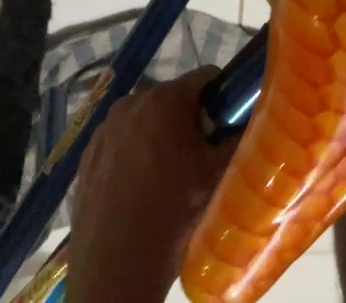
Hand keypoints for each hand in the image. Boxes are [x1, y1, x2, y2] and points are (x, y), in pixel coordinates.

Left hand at [67, 68, 235, 302]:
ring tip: (169, 174)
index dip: (222, 97)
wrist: (115, 267)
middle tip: (200, 155)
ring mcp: (103, 128)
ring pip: (146, 118)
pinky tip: (140, 186)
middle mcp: (130, 103)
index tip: (226, 124)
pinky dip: (134, 152)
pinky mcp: (86, 154)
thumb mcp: (217, 173)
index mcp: (164, 100)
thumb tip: (259, 119)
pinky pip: (121, 139)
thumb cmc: (173, 213)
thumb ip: (239, 137)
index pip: (206, 77)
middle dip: (190, 117)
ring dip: (160, 134)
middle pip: (174, 97)